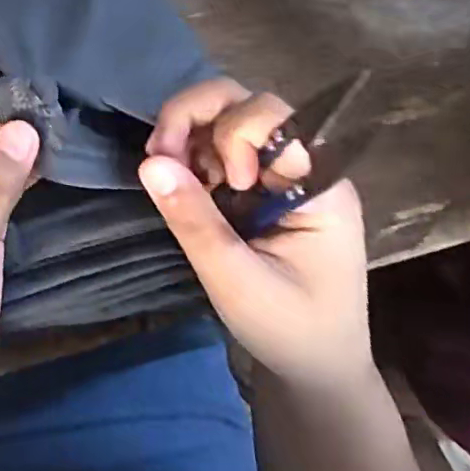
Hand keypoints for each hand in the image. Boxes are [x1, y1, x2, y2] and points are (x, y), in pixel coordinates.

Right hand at [138, 80, 374, 391]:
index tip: (226, 183)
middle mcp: (301, 162)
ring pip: (224, 112)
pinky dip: (187, 148)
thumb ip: (195, 221)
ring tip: (168, 171)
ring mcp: (276, 166)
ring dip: (186, 131)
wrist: (314, 368)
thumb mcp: (238, 283)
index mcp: (319, 183)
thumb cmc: (291, 330)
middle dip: (194, 116)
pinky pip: (214, 139)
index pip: (275, 117)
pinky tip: (180, 182)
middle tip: (161, 154)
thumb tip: (149, 161)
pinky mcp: (254, 176)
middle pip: (244, 102)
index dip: (236, 133)